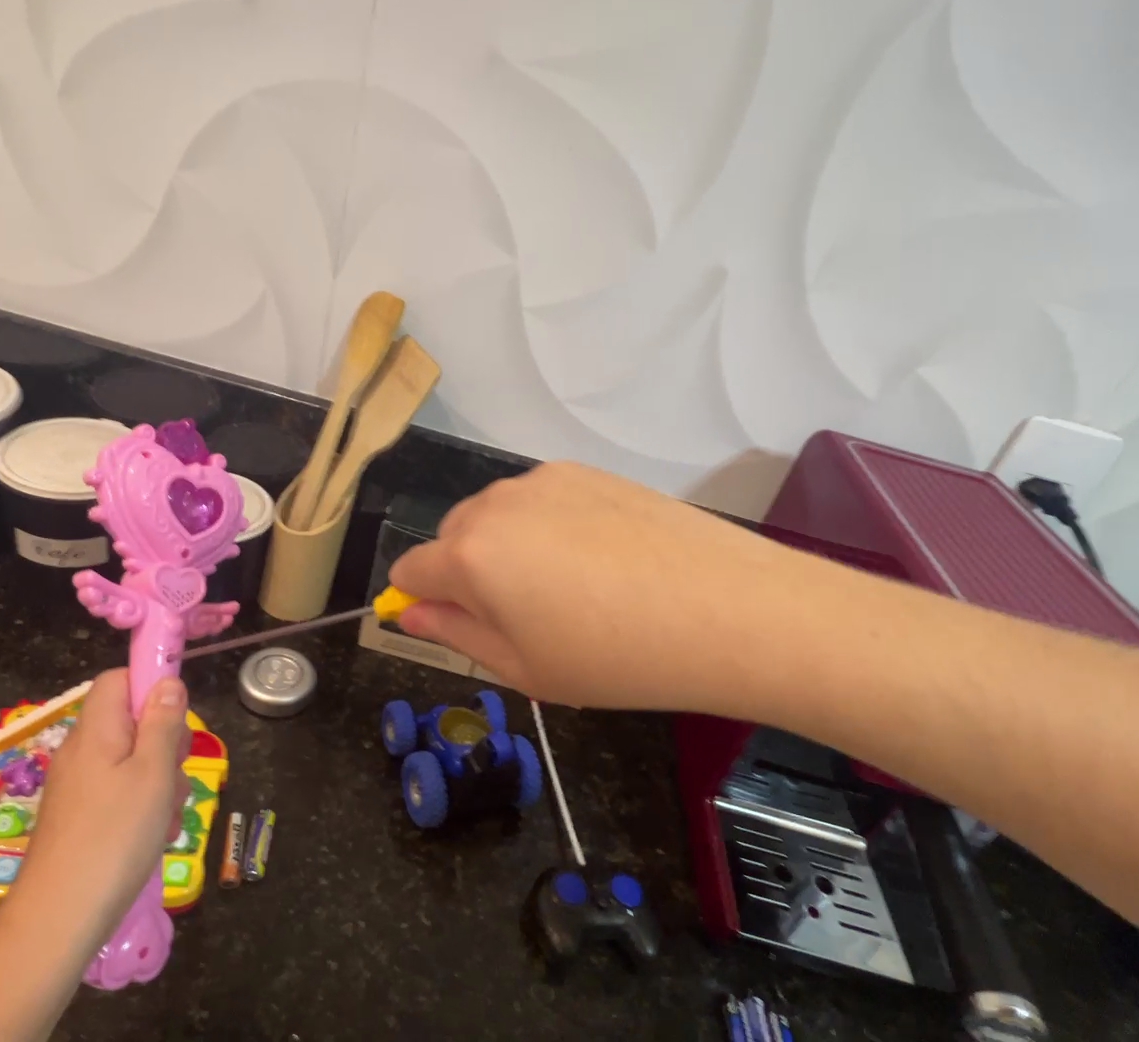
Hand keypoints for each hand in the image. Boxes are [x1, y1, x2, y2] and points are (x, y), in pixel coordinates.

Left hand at [16, 669, 188, 948]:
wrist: (59, 918)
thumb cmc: (114, 837)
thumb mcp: (153, 774)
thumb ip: (163, 724)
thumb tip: (167, 682)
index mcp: (95, 731)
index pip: (119, 680)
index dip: (151, 687)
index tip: (177, 720)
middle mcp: (81, 752)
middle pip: (132, 722)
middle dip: (165, 743)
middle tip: (174, 775)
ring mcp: (78, 787)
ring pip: (133, 761)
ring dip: (160, 781)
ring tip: (166, 816)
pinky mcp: (80, 818)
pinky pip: (121, 794)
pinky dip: (143, 807)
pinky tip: (153, 837)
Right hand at [388, 462, 777, 712]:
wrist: (728, 609)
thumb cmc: (617, 658)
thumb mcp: (525, 668)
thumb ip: (455, 635)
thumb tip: (410, 613)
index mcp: (470, 555)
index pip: (410, 570)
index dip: (423, 602)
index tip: (462, 628)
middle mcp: (496, 503)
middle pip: (451, 537)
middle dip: (467, 574)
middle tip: (528, 617)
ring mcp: (544, 479)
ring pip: (496, 515)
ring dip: (508, 547)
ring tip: (573, 588)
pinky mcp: (587, 470)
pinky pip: (540, 500)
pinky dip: (548, 526)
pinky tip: (601, 559)